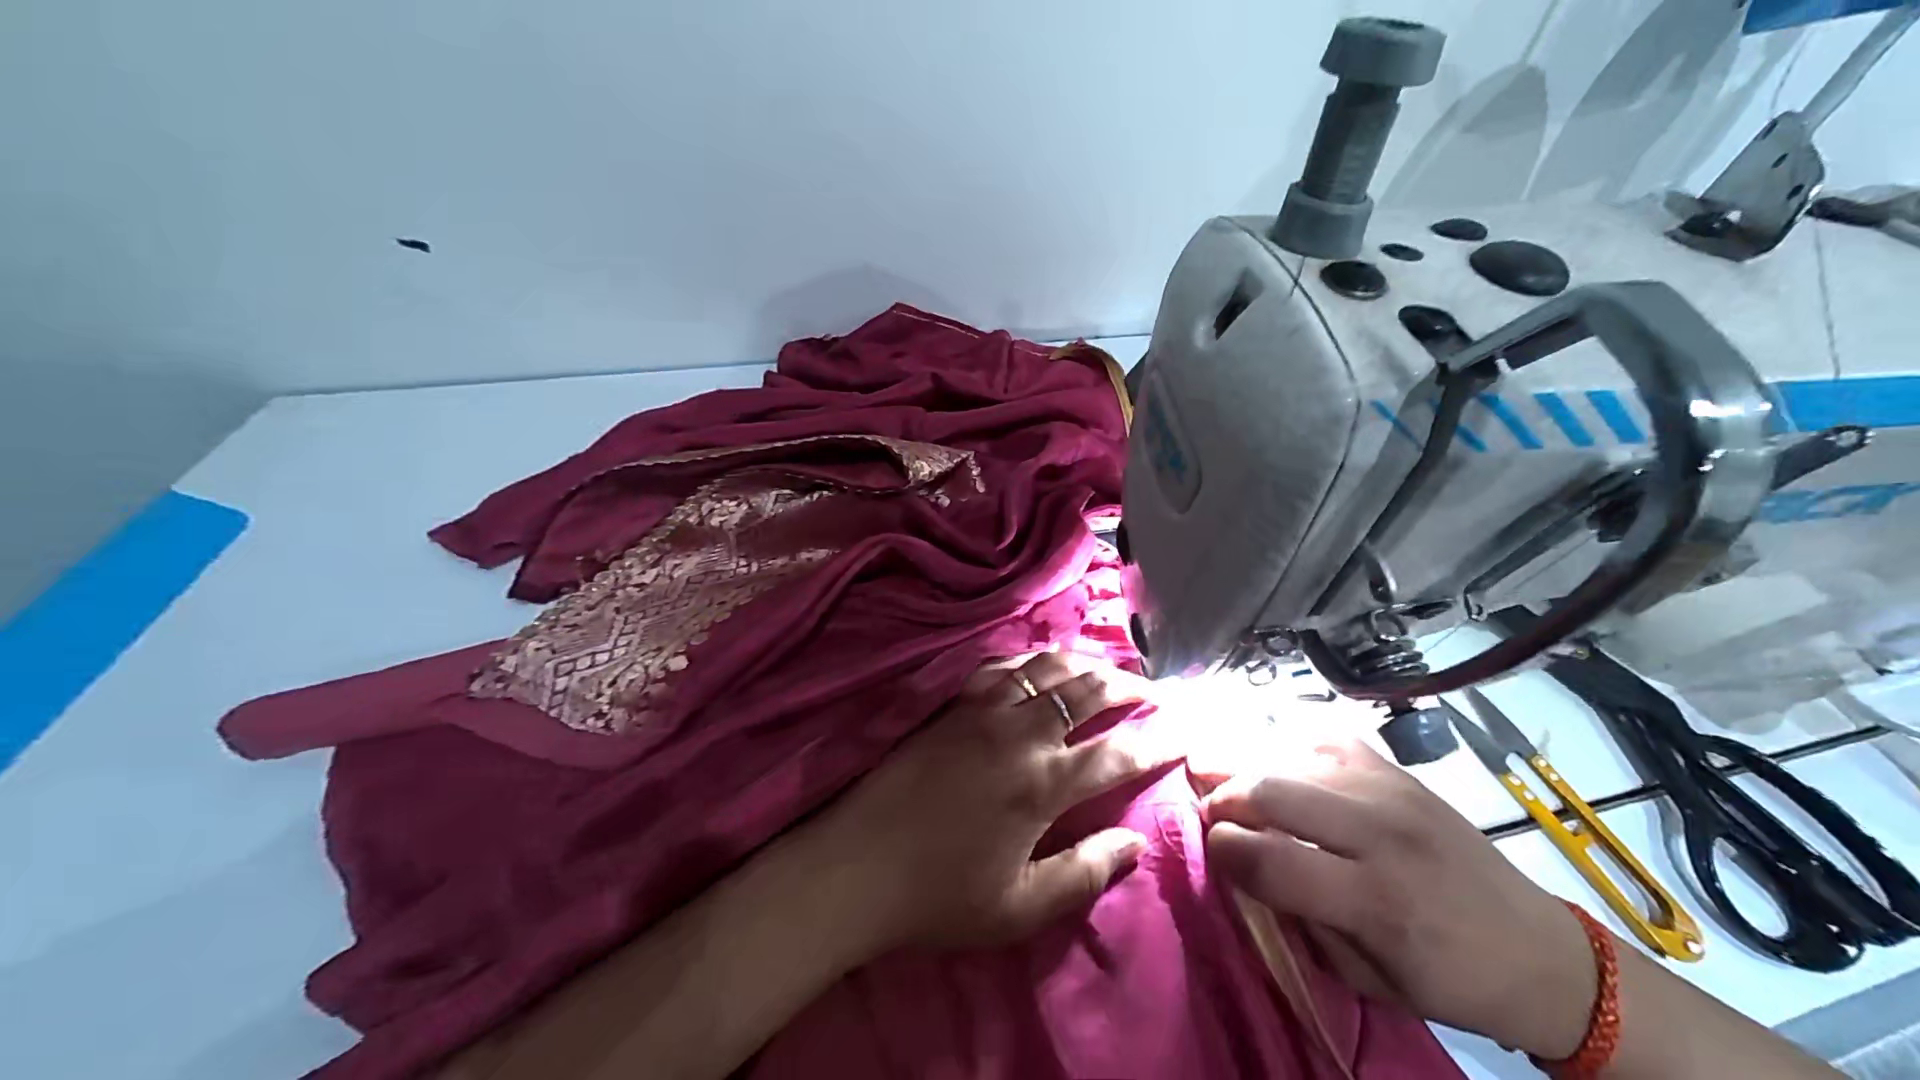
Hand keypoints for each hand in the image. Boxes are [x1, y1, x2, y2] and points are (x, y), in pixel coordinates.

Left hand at [807, 652, 1179, 953]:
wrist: (856, 863)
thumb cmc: (940, 893)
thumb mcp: (1020, 906)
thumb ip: (1084, 873)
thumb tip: (1136, 842)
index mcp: (1042, 783)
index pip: (1116, 753)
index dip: (1155, 742)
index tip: (1182, 733)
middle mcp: (1018, 733)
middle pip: (1086, 693)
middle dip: (1127, 688)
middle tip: (1153, 691)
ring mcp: (981, 710)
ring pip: (1045, 669)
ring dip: (1084, 664)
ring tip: (1107, 669)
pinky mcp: (950, 704)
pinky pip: (1000, 667)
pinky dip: (1031, 660)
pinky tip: (1039, 665)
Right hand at [1204, 740, 1596, 1060]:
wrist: (1538, 951)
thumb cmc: (1444, 979)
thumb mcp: (1360, 976)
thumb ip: (1294, 914)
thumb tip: (1240, 860)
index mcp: (1373, 902)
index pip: (1265, 858)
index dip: (1222, 849)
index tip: (1213, 850)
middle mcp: (1379, 834)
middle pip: (1268, 791)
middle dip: (1223, 798)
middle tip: (1212, 811)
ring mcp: (1390, 790)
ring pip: (1288, 756)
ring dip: (1246, 767)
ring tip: (1227, 779)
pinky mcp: (1399, 770)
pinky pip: (1322, 737)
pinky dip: (1289, 746)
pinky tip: (1279, 764)